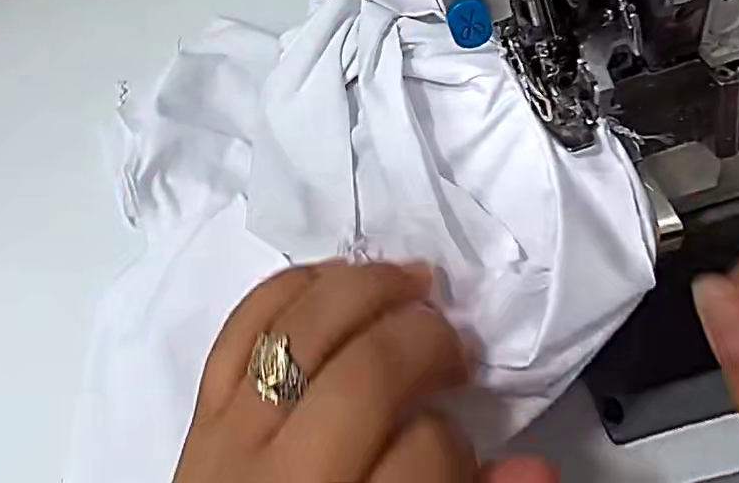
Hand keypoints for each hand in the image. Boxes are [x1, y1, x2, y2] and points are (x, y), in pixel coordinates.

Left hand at [174, 261, 557, 482]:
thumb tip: (539, 464)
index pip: (423, 458)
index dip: (457, 439)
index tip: (462, 431)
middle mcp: (284, 479)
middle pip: (365, 376)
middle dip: (424, 339)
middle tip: (455, 341)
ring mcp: (230, 438)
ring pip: (303, 329)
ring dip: (366, 287)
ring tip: (412, 280)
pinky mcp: (200, 411)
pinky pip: (242, 325)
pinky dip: (292, 285)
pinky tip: (335, 276)